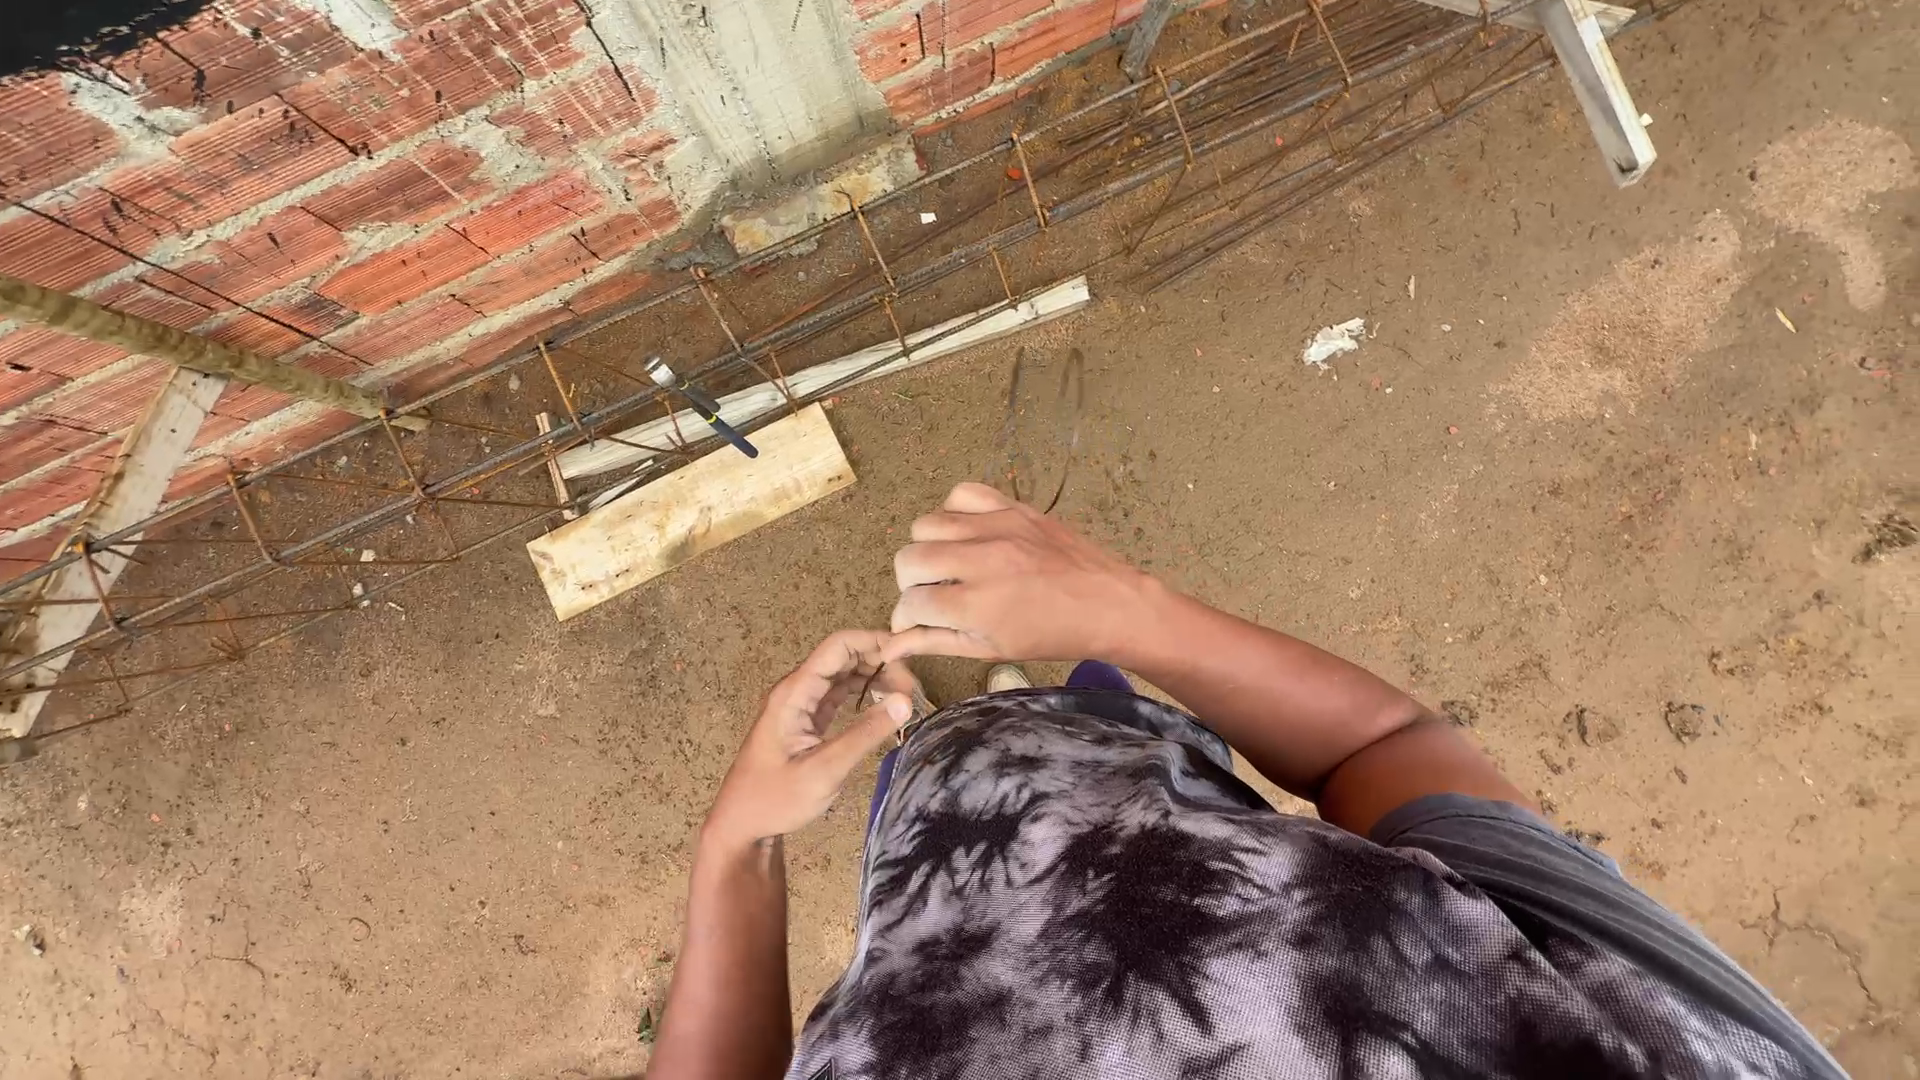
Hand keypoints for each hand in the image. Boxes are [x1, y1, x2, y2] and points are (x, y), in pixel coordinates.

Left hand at [704, 631, 916, 851]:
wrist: (740, 825)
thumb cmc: (775, 799)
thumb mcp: (824, 770)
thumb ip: (865, 734)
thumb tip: (905, 702)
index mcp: (795, 692)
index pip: (838, 645)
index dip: (874, 641)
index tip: (909, 654)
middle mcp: (797, 688)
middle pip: (844, 655)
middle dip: (880, 661)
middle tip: (912, 687)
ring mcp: (801, 702)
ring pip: (843, 673)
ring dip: (874, 677)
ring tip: (904, 696)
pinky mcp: (807, 717)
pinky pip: (838, 691)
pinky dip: (863, 692)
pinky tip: (883, 704)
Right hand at [888, 483, 1160, 663]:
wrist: (1109, 603)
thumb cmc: (1052, 636)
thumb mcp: (992, 649)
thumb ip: (937, 642)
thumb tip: (892, 644)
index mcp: (976, 605)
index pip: (910, 602)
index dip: (906, 617)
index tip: (917, 621)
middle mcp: (980, 559)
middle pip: (908, 559)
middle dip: (911, 582)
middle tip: (935, 594)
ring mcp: (997, 526)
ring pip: (926, 525)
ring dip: (928, 548)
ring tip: (951, 564)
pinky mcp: (1013, 506)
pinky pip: (961, 494)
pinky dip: (955, 514)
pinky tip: (968, 534)